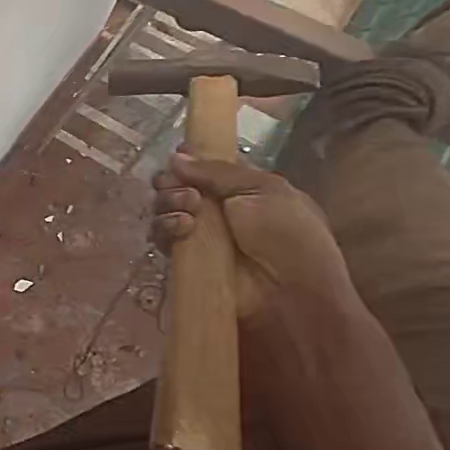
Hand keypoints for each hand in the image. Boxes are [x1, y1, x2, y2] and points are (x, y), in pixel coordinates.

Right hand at [152, 153, 350, 303]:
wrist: (289, 293)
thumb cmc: (288, 235)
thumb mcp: (263, 188)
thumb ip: (217, 171)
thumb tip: (176, 156)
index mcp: (240, 188)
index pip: (201, 167)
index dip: (187, 161)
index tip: (179, 159)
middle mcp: (215, 210)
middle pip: (176, 185)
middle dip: (174, 183)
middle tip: (191, 195)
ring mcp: (198, 236)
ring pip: (164, 209)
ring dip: (170, 203)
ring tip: (190, 211)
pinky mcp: (185, 260)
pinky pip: (161, 237)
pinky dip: (165, 228)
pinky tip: (184, 229)